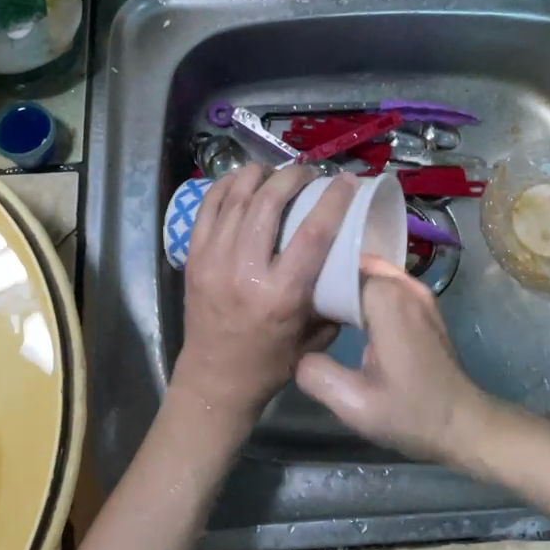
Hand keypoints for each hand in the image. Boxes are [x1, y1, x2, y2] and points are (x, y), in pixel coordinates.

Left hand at [172, 164, 358, 428]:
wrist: (215, 378)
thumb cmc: (271, 361)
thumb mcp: (315, 334)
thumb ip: (334, 295)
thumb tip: (356, 257)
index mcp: (280, 294)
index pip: (312, 233)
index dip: (333, 199)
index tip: (345, 180)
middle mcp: (244, 270)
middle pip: (269, 202)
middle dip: (292, 176)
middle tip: (308, 173)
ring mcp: (213, 259)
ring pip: (236, 196)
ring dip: (260, 174)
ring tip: (277, 172)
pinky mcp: (193, 255)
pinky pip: (208, 206)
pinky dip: (227, 185)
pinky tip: (244, 179)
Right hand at [296, 256, 489, 461]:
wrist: (464, 426)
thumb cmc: (412, 414)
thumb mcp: (355, 405)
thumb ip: (316, 373)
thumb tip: (295, 352)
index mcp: (386, 299)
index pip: (337, 271)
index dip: (313, 286)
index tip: (293, 306)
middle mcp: (403, 285)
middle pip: (354, 267)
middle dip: (328, 282)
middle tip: (300, 306)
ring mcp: (418, 292)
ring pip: (369, 272)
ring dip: (346, 286)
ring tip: (320, 309)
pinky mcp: (423, 304)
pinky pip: (385, 283)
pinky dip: (364, 291)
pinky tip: (349, 318)